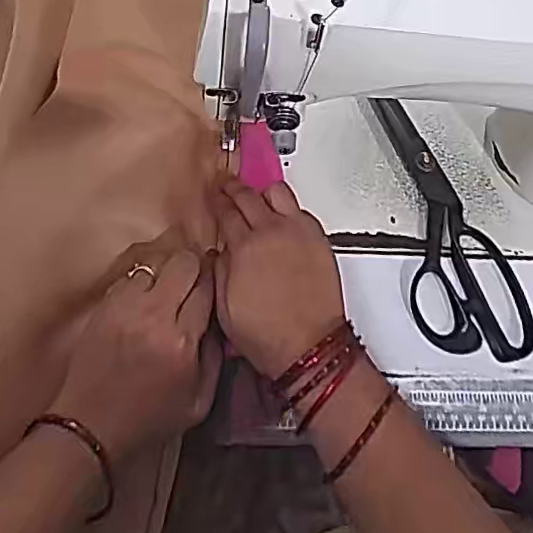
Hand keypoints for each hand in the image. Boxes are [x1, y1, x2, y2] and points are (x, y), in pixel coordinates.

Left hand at [50, 244, 222, 461]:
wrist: (92, 426)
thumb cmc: (151, 418)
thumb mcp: (200, 401)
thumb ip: (216, 356)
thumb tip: (217, 317)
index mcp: (181, 341)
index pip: (206, 286)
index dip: (212, 279)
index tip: (213, 279)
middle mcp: (154, 316)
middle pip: (182, 262)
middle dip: (193, 266)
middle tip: (193, 279)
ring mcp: (125, 307)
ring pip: (155, 263)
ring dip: (164, 274)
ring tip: (166, 290)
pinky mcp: (104, 305)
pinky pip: (130, 277)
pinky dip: (141, 283)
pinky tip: (142, 301)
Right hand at [212, 180, 346, 380]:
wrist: (309, 347)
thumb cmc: (269, 335)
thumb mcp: (226, 309)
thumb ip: (219, 272)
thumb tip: (218, 253)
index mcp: (245, 247)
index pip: (226, 211)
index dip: (218, 201)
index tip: (214, 197)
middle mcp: (272, 232)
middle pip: (248, 195)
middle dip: (234, 188)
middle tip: (227, 185)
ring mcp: (298, 232)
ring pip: (278, 192)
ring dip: (263, 193)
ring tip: (258, 197)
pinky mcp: (318, 239)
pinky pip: (301, 210)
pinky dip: (288, 209)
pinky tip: (283, 218)